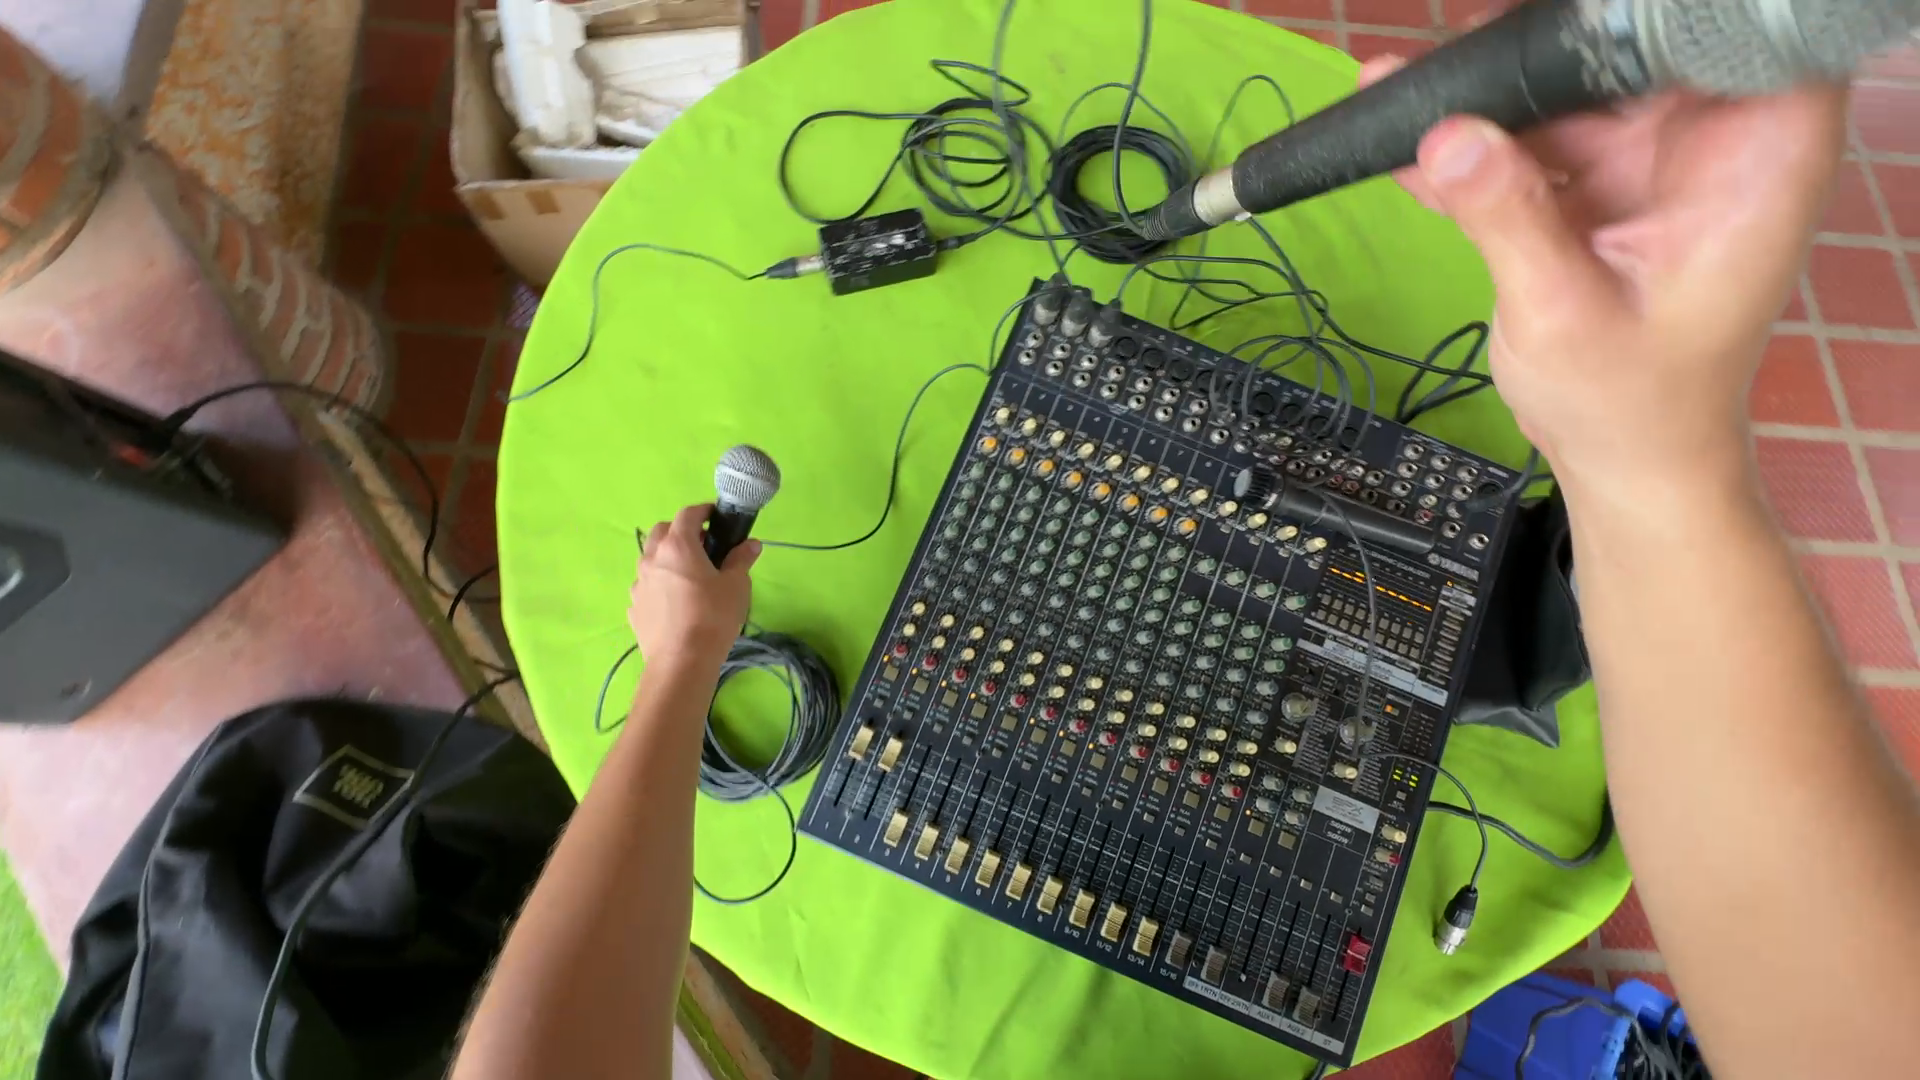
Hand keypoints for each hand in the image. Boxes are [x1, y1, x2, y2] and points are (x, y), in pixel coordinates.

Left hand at [630, 504, 758, 670]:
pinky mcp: (634, 606)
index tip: (716, 516)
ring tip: (689, 575)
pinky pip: (647, 585)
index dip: (703, 511)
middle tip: (703, 545)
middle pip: (662, 531)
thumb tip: (751, 544)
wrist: (681, 661)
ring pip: (651, 558)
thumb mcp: (736, 585)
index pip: (688, 514)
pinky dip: (660, 583)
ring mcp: (638, 583)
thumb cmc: (713, 616)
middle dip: (681, 530)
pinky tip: (676, 601)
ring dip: (668, 557)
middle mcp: (652, 558)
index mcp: (678, 546)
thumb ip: (741, 560)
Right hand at [1359, 55, 1848, 504]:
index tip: (1524, 19)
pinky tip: (1414, 154)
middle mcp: (1709, 139)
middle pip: (1621, 58)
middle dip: (1527, 60)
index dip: (1619, 16)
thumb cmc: (1624, 397)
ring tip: (1400, 93)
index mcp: (1753, 147)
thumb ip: (1505, 217)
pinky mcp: (1594, 198)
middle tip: (1439, 62)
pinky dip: (1473, 161)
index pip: (1707, 28)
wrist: (1620, 454)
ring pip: (1563, 105)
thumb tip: (1444, 139)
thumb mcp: (1558, 308)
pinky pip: (1529, 158)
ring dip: (1483, 111)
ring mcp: (1646, 168)